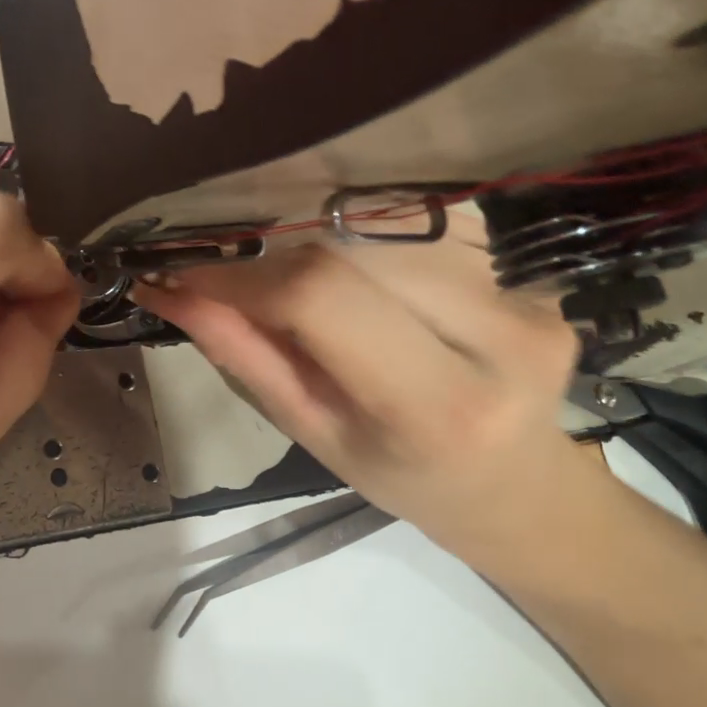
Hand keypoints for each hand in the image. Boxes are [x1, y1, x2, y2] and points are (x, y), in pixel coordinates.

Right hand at [131, 221, 585, 549]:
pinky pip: (422, 222)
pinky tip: (364, 277)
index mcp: (436, 405)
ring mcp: (526, 293)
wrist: (513, 483)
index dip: (243, 277)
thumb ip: (246, 358)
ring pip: (383, 225)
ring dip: (318, 247)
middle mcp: (499, 336)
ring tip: (307, 295)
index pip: (322, 297)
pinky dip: (366, 238)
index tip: (186, 279)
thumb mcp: (312, 432)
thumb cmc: (401, 476)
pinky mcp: (533, 268)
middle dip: (274, 262)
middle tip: (240, 291)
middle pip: (348, 250)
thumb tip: (173, 294)